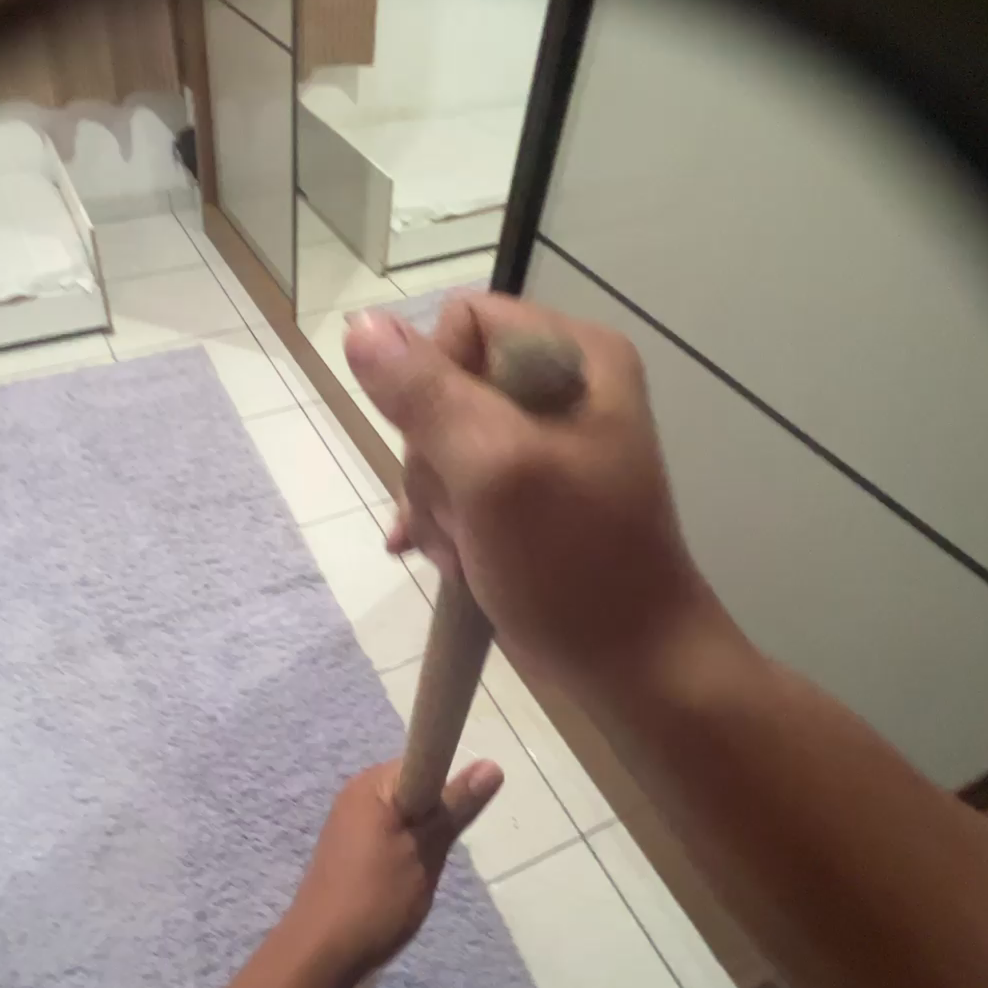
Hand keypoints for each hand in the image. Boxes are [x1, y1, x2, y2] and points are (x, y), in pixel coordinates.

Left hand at [281, 758, 502, 979]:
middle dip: (434, 817)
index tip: (456, 820)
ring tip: (419, 873)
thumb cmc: (376, 898)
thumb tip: (492, 764)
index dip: (447, 787)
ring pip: (403, 815)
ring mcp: (347, 819)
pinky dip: (402, 851)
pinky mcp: (346, 846)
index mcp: (371, 782)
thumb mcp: (426, 851)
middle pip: (415, 788)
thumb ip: (456, 806)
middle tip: (439, 853)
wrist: (320, 954)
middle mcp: (356, 791)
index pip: (424, 761)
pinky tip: (401, 883)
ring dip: (420, 839)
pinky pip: (387, 833)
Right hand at [344, 293, 738, 694]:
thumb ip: (425, 394)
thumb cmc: (571, 563)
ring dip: (434, 503)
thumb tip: (360, 325)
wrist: (626, 664)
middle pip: (440, 389)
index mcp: (571, 356)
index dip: (435, 383)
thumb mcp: (494, 468)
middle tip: (467, 516)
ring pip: (434, 443)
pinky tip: (443, 558)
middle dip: (433, 462)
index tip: (452, 450)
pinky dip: (437, 521)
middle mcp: (555, 388)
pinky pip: (448, 483)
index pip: (461, 323)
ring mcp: (535, 444)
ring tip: (465, 548)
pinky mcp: (518, 492)